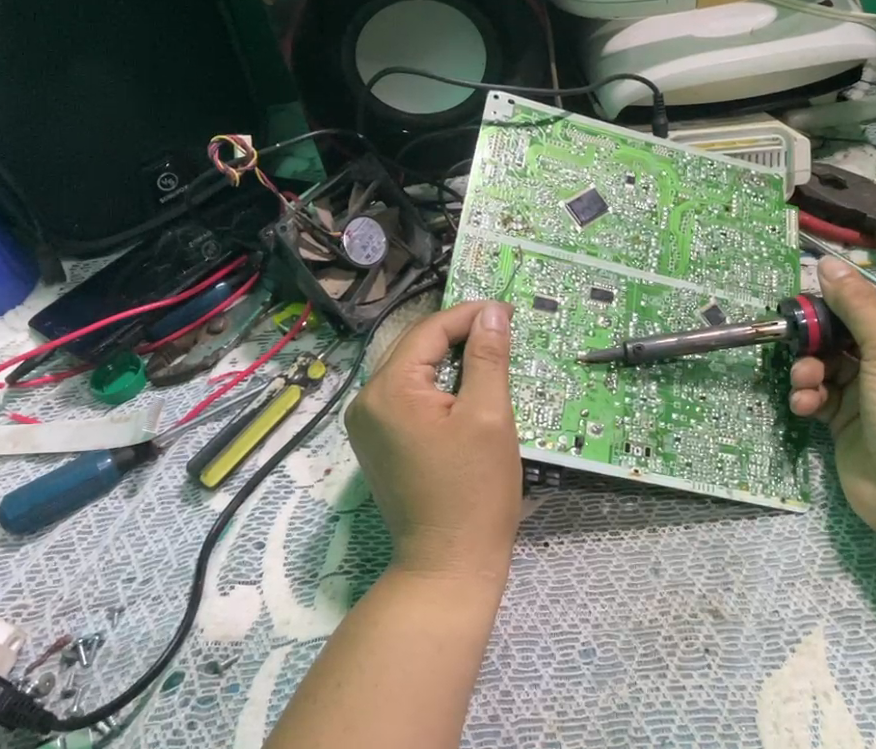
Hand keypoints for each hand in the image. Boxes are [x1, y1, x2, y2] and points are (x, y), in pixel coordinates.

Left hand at [346, 301, 522, 588]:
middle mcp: (367, 400)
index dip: (470, 315)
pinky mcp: (378, 442)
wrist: (447, 564)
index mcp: (389, 389)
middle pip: (416, 347)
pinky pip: (408, 396)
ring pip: (413, 370)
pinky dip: (438, 386)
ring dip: (451, 360)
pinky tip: (468, 389)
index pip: (430, 330)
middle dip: (460, 335)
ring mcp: (368, 423)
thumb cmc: (474, 491)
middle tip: (504, 331)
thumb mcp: (489, 416)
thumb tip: (493, 312)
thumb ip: (488, 357)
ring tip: (492, 356)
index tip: (508, 312)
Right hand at [789, 260, 875, 591]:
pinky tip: (804, 403)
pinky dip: (808, 397)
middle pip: (847, 336)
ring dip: (809, 369)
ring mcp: (872, 398)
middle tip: (795, 337)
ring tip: (804, 381)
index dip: (845, 301)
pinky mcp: (849, 427)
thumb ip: (856, 306)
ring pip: (828, 366)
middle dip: (819, 338)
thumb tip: (827, 263)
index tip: (812, 297)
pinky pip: (821, 398)